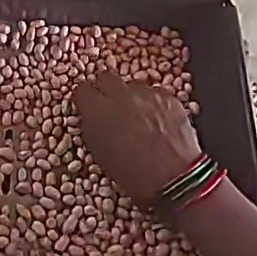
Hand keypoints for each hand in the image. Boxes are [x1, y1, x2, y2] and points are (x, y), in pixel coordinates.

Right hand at [73, 70, 202, 201]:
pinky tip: (156, 120)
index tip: (88, 105)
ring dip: (131, 97)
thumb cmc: (132, 173)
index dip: (85, 98)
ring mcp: (146, 94)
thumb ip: (92, 126)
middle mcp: (120, 96)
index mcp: (97, 111)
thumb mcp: (99, 152)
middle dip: (106, 88)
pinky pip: (155, 93)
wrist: (174, 178)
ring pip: (132, 86)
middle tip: (110, 104)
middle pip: (106, 77)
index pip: (82, 90)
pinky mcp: (168, 97)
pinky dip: (153, 103)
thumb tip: (91, 116)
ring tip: (138, 117)